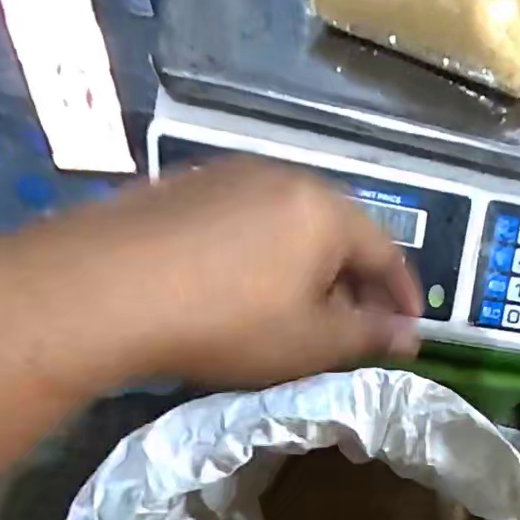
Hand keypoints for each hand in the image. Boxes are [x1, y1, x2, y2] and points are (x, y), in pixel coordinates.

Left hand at [6, 157, 422, 386]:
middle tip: (356, 328)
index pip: (387, 252)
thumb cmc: (229, 322)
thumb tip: (410, 337)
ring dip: (309, 271)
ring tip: (303, 312)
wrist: (109, 290)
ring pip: (291, 228)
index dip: (403, 296)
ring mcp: (229, 177)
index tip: (409, 330)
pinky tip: (246, 290)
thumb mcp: (311, 342)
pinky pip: (247, 225)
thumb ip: (367, 337)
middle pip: (339, 234)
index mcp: (326, 211)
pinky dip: (265, 259)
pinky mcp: (186, 190)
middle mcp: (284, 178)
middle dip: (355, 284)